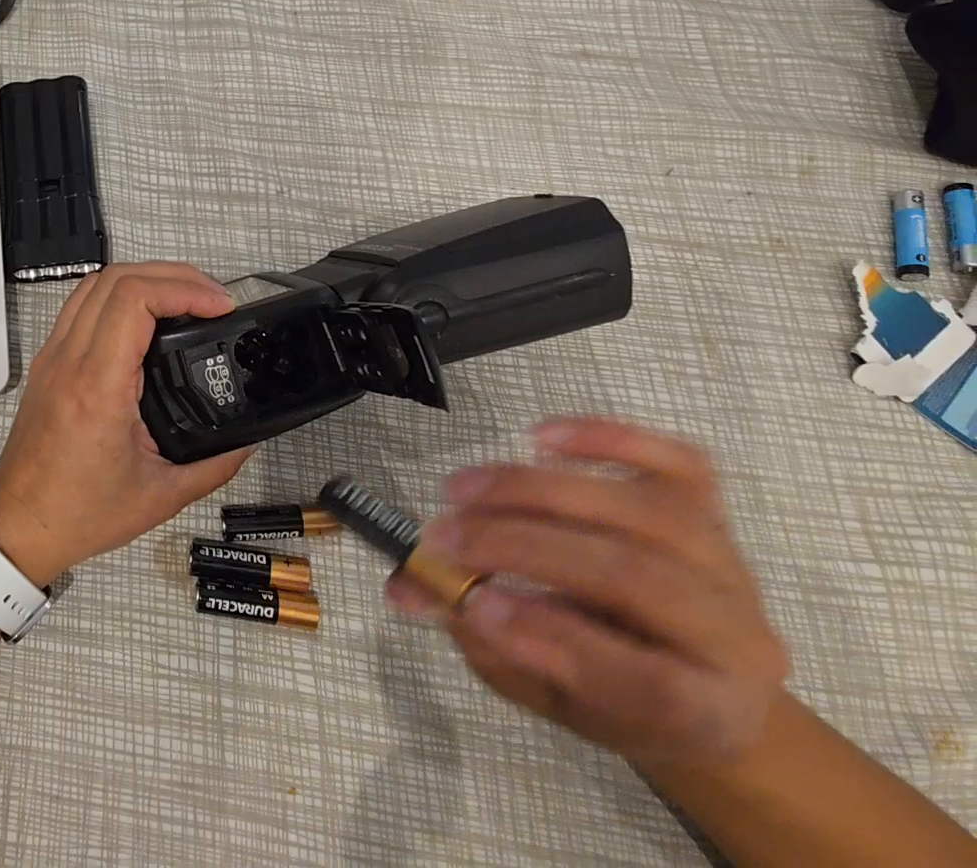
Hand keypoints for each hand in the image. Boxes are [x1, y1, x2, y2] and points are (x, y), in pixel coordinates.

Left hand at [0, 262, 255, 583]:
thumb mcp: (161, 495)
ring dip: (143, 279)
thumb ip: (216, 465)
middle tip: (212, 298)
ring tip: (186, 301)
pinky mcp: (47, 366)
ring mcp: (52, 359)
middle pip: (115, 277)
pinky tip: (148, 321)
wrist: (21, 527)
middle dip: (173, 275)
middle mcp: (67, 363)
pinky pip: (80, 307)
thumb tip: (247, 440)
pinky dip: (118, 297)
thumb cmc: (73, 514)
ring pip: (93, 284)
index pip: (133, 298)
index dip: (184, 287)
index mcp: (96, 387)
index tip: (218, 305)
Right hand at [387, 418, 788, 768]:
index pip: (650, 680)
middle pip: (638, 578)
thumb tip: (411, 586)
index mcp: (708, 712)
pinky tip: (541, 436)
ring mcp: (730, 565)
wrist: (698, 678)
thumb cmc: (612, 699)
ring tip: (461, 488)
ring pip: (648, 512)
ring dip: (541, 492)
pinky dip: (613, 440)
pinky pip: (680, 464)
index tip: (468, 603)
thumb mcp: (545, 696)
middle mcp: (736, 635)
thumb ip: (485, 645)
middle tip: (440, 535)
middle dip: (525, 547)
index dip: (555, 636)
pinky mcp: (714, 512)